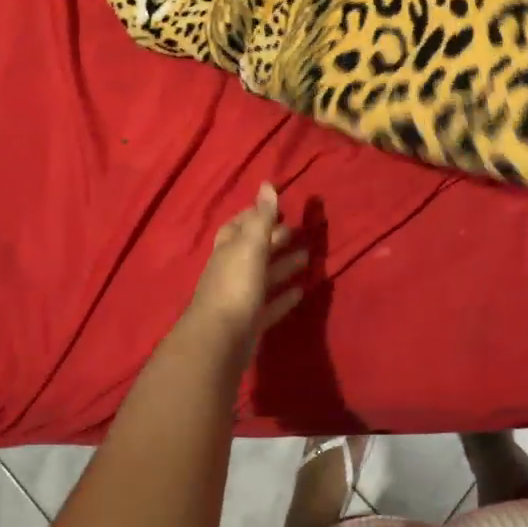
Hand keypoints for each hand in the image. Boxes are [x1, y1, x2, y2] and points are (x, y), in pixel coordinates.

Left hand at [183, 183, 307, 353]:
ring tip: (308, 257)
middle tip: (299, 232)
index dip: (256, 215)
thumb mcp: (250, 246)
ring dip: (284, 266)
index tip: (278, 208)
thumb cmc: (235, 286)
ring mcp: (240, 298)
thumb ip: (261, 218)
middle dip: (274, 239)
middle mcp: (232, 270)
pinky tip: (301, 291)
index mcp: (228, 250)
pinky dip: (284, 296)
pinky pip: (270, 305)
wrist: (219, 342)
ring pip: (264, 276)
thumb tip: (267, 184)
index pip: (239, 225)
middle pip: (254, 250)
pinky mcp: (250, 322)